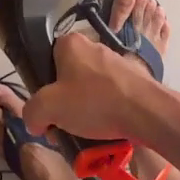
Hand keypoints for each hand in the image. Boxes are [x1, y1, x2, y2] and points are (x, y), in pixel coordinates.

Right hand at [22, 31, 159, 140]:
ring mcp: (116, 62)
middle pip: (68, 79)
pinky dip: (107, 114)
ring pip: (90, 90)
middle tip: (65, 128)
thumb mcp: (49, 108)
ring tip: (88, 135)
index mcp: (70, 43)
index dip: (43, 89)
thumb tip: (35, 122)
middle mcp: (93, 47)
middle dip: (64, 106)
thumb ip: (31, 113)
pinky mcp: (134, 79)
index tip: (48, 111)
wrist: (147, 112)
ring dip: (85, 113)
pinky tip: (108, 132)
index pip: (46, 62)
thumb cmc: (93, 101)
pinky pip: (111, 97)